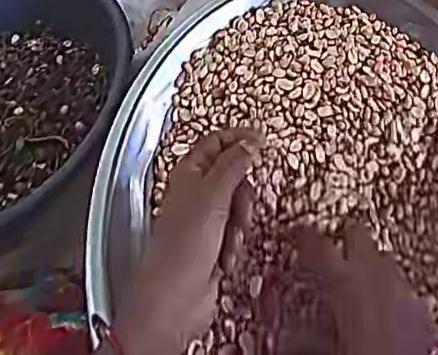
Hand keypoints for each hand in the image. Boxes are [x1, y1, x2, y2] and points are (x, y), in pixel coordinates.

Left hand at [115, 129, 260, 354]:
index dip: (239, 138)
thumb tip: (251, 142)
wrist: (176, 300)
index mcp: (189, 171)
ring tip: (231, 237)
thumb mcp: (214, 195)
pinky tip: (225, 257)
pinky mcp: (214, 245)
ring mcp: (204, 219)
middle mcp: (195, 191)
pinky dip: (236, 244)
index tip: (261, 139)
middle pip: (233, 175)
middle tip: (241, 205)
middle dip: (242, 193)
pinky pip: (237, 232)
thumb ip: (235, 164)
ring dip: (240, 223)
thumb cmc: (183, 246)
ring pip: (238, 205)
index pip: (217, 141)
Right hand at [293, 222, 437, 354]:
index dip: (302, 235)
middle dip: (344, 237)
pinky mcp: (425, 308)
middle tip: (332, 250)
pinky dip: (393, 290)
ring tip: (360, 284)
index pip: (316, 243)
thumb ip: (305, 335)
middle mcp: (376, 272)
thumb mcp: (324, 347)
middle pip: (357, 233)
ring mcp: (404, 287)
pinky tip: (387, 309)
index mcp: (345, 279)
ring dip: (370, 264)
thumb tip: (290, 338)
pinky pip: (404, 286)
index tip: (294, 235)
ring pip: (384, 258)